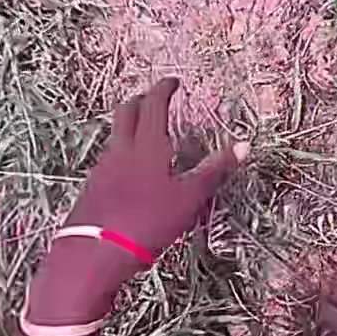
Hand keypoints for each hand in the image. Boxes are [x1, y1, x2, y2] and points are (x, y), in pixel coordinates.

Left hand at [26, 78, 246, 325]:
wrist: (95, 253)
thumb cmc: (148, 221)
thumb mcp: (189, 198)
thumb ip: (215, 171)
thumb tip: (243, 147)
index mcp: (147, 146)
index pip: (154, 105)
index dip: (164, 89)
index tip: (173, 82)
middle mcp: (121, 150)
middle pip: (127, 113)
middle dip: (141, 100)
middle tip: (154, 98)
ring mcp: (103, 169)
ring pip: (116, 136)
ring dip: (130, 127)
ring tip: (146, 134)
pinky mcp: (93, 188)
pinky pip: (109, 160)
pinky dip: (123, 155)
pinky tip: (130, 171)